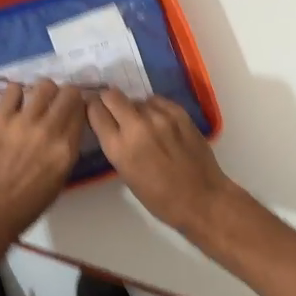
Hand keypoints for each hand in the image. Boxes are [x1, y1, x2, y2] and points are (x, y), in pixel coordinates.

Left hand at [0, 81, 86, 242]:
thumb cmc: (28, 203)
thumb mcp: (59, 178)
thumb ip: (67, 148)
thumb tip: (68, 126)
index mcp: (66, 150)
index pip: (81, 111)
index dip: (78, 108)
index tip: (73, 110)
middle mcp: (49, 130)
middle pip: (68, 93)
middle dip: (66, 95)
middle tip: (56, 103)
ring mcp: (24, 121)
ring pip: (44, 85)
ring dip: (44, 92)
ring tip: (36, 102)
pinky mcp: (0, 117)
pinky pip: (14, 89)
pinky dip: (17, 94)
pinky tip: (14, 104)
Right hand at [87, 90, 238, 235]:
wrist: (203, 199)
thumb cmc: (160, 197)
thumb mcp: (127, 174)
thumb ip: (115, 145)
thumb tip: (110, 123)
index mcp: (119, 148)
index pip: (95, 111)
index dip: (93, 108)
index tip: (95, 110)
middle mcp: (136, 127)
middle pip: (111, 95)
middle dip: (109, 100)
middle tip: (114, 110)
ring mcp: (159, 117)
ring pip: (136, 99)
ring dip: (135, 108)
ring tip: (145, 125)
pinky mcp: (178, 113)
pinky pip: (156, 101)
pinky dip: (154, 109)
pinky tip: (160, 123)